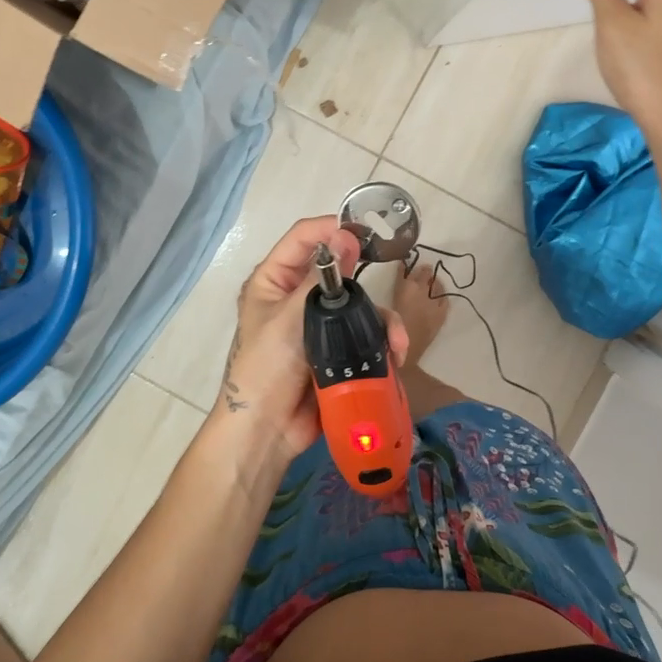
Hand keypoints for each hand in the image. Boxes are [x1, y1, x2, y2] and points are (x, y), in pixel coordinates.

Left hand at [218, 217, 408, 462]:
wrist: (266, 432)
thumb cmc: (265, 368)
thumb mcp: (288, 319)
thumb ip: (321, 279)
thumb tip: (346, 236)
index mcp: (273, 280)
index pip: (303, 238)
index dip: (331, 229)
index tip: (364, 233)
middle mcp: (296, 297)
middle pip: (341, 273)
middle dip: (367, 286)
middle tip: (389, 294)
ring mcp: (319, 326)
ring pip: (359, 306)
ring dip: (382, 322)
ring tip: (396, 344)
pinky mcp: (337, 352)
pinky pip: (365, 336)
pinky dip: (382, 344)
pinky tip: (395, 357)